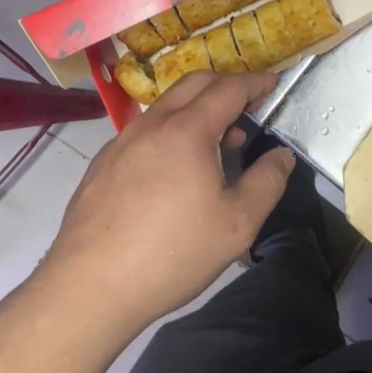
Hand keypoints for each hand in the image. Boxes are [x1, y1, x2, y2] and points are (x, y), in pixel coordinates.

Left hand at [35, 71, 294, 327]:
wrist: (89, 289)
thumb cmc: (172, 253)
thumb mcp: (238, 224)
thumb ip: (267, 182)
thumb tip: (282, 156)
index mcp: (187, 130)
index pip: (228, 89)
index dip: (255, 83)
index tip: (273, 83)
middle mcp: (152, 125)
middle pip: (193, 84)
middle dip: (225, 84)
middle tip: (248, 102)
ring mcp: (120, 143)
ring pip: (165, 107)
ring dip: (196, 109)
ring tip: (217, 140)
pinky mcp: (101, 167)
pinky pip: (143, 132)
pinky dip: (169, 131)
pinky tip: (174, 168)